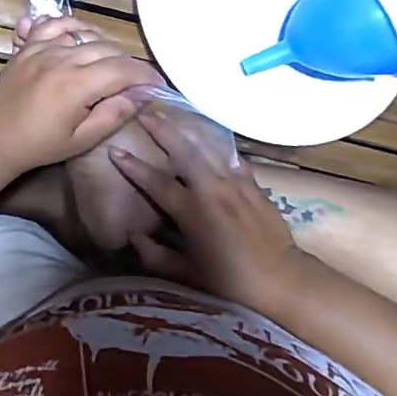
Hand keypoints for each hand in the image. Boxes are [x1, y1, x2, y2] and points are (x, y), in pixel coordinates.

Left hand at [13, 16, 169, 250]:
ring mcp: (41, 48)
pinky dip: (71, 27)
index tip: (156, 84)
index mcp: (76, 85)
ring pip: (84, 34)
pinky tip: (79, 38)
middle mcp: (61, 59)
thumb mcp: (82, 139)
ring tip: (108, 64)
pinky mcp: (27, 46)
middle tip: (132, 81)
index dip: (145, 75)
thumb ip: (114, 114)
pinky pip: (54, 24)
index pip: (122, 69)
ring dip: (103, 46)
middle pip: (107, 49)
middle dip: (127, 63)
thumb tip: (142, 94)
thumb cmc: (40, 146)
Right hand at [110, 106, 317, 312]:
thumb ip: (156, 256)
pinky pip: (230, 156)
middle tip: (144, 112)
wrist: (282, 281)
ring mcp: (235, 182)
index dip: (133, 166)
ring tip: (171, 115)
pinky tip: (207, 136)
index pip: (156, 182)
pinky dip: (215, 144)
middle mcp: (212, 189)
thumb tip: (134, 235)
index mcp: (192, 212)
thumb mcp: (187, 276)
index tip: (114, 150)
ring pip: (207, 146)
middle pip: (183, 150)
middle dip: (162, 129)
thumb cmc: (230, 283)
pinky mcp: (253, 183)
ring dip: (186, 129)